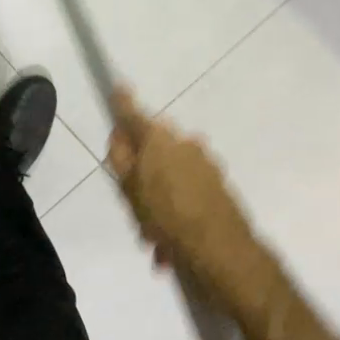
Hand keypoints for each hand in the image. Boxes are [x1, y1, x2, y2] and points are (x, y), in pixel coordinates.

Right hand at [107, 88, 251, 269]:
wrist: (223, 252)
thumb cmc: (166, 217)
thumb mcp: (128, 189)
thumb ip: (119, 157)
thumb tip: (119, 134)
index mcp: (157, 138)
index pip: (131, 111)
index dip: (120, 100)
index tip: (116, 87)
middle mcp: (184, 141)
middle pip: (152, 147)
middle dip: (140, 172)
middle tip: (132, 202)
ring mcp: (206, 162)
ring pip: (170, 173)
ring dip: (159, 197)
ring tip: (154, 235)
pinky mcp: (220, 184)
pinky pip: (188, 190)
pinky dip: (178, 208)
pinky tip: (172, 241)